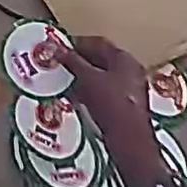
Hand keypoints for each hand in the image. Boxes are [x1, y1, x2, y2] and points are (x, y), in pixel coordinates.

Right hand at [57, 36, 166, 183]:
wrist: (129, 143)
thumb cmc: (112, 105)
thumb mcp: (87, 78)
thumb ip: (71, 60)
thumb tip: (55, 47)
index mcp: (125, 59)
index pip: (98, 43)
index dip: (77, 43)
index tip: (60, 47)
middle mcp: (130, 72)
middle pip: (100, 60)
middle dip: (79, 61)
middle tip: (60, 63)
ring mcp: (129, 91)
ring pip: (101, 77)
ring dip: (82, 77)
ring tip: (64, 80)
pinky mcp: (124, 108)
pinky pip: (103, 93)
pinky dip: (88, 92)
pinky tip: (75, 97)